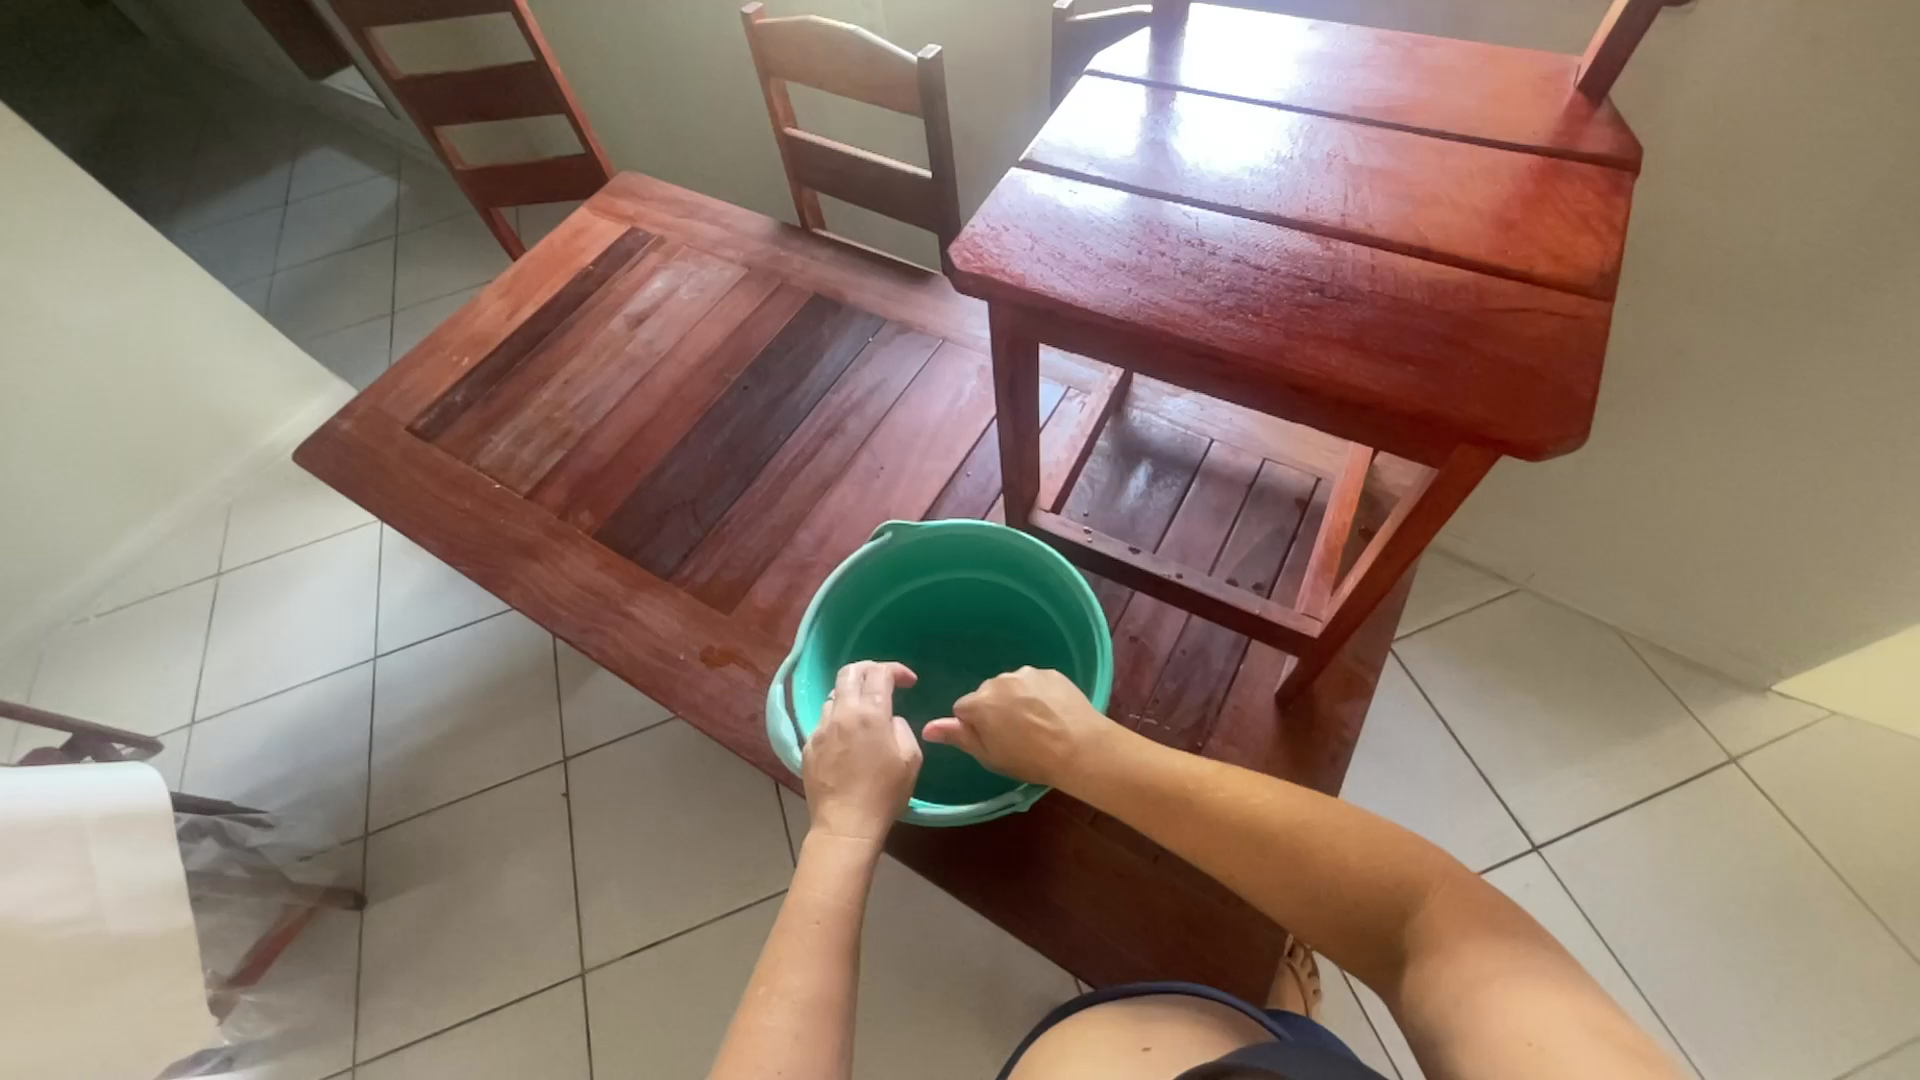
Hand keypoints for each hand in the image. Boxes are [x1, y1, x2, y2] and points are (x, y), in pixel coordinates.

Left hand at [804, 661, 922, 843]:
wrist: (845, 824)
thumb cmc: (885, 793)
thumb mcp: (910, 759)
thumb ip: (902, 729)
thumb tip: (890, 721)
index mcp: (871, 713)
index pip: (880, 672)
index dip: (896, 670)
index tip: (909, 681)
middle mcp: (842, 713)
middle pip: (850, 672)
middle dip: (870, 669)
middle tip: (884, 680)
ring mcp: (821, 729)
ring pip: (834, 695)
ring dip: (852, 694)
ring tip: (865, 710)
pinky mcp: (809, 746)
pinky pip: (824, 721)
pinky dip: (839, 718)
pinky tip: (848, 737)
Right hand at [921, 666, 1114, 787]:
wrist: (1079, 747)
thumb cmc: (1030, 759)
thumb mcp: (989, 755)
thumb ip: (958, 736)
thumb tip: (928, 727)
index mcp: (979, 703)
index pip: (963, 710)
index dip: (975, 726)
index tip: (993, 741)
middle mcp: (998, 681)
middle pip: (987, 695)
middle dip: (995, 710)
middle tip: (1016, 735)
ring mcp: (1026, 674)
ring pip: (1011, 686)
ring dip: (1016, 699)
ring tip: (1037, 724)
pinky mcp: (1049, 672)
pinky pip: (1035, 682)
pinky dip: (1038, 694)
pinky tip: (1052, 713)